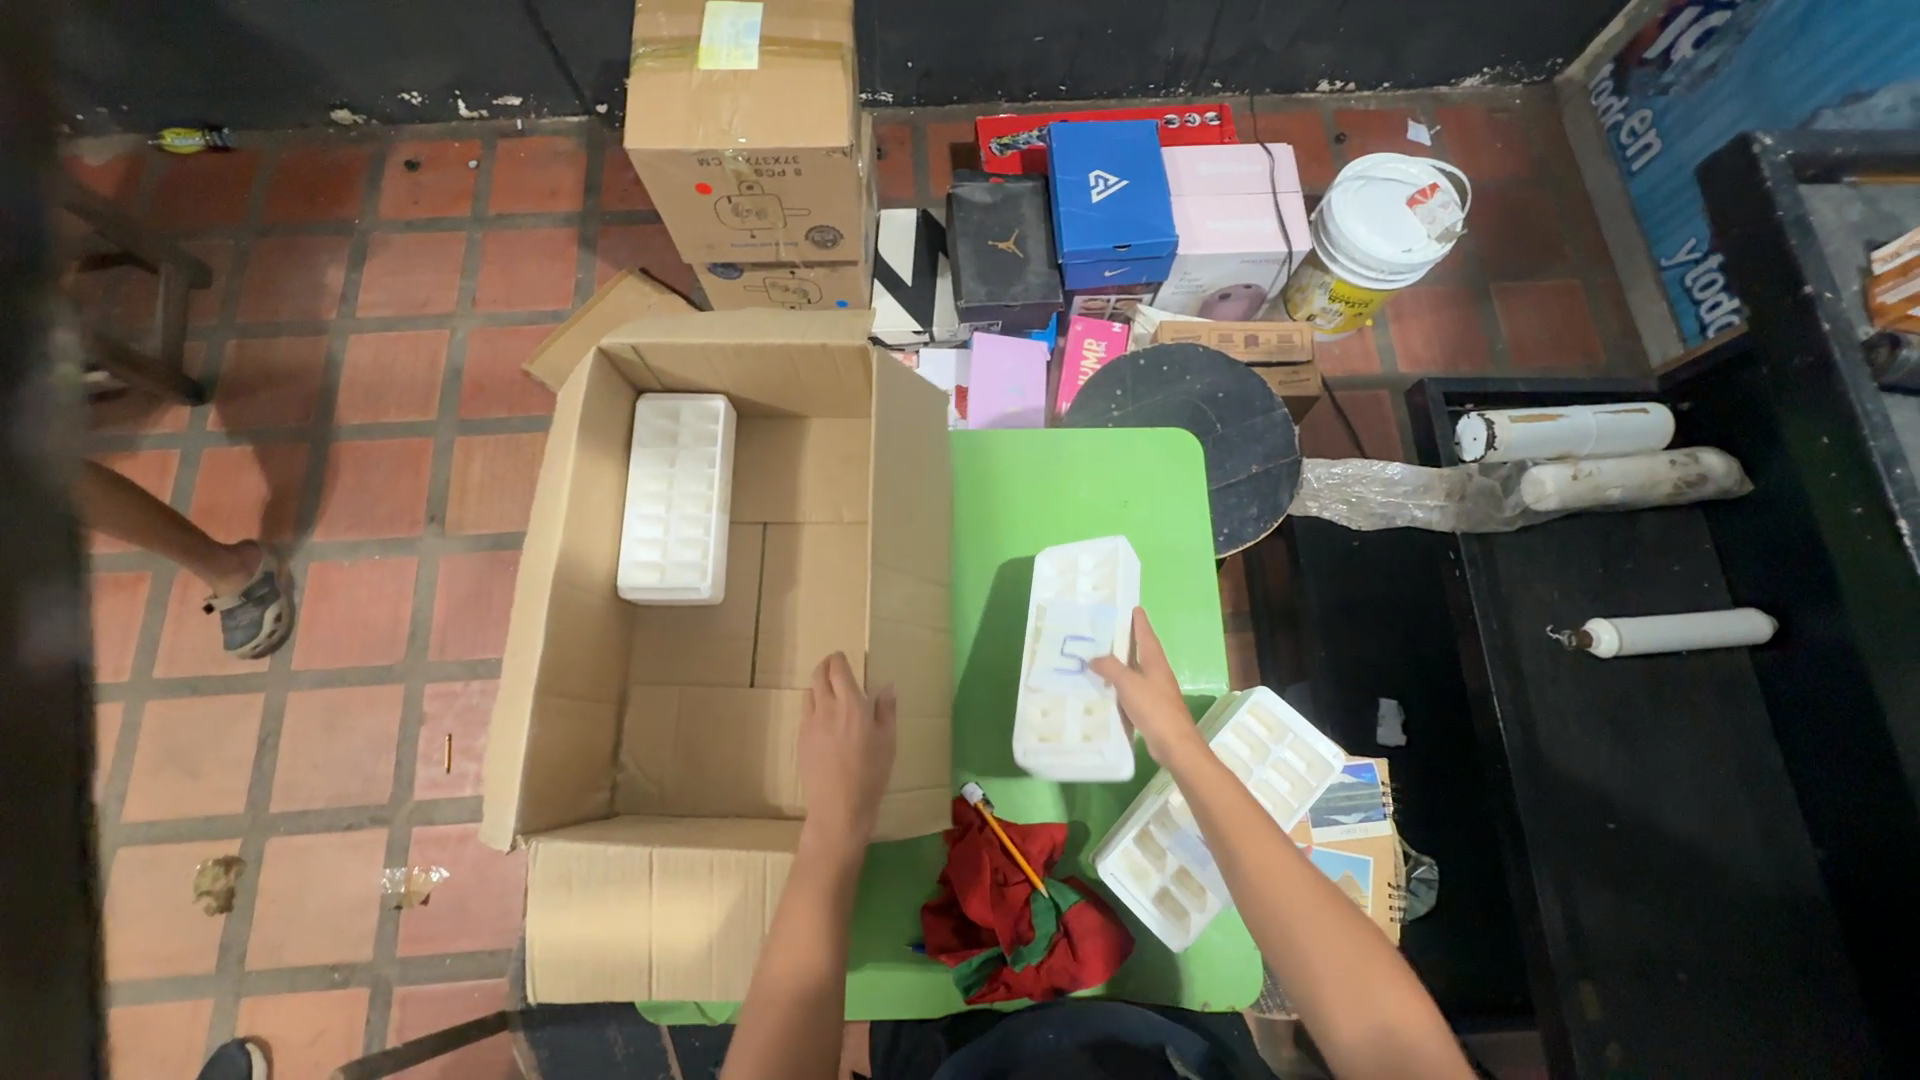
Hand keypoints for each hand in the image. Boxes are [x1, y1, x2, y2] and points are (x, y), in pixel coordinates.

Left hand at [799, 652, 896, 844]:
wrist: (839, 806)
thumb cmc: (871, 773)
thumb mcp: (888, 741)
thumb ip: (886, 710)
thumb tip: (888, 686)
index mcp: (851, 705)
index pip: (838, 669)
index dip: (838, 659)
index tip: (843, 658)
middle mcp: (827, 708)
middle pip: (818, 675)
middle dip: (825, 666)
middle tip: (834, 667)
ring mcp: (810, 724)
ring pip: (809, 692)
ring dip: (818, 685)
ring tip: (828, 691)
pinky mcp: (801, 739)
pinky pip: (805, 713)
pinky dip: (813, 706)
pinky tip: (823, 718)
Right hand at [1090, 607, 1204, 764]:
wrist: (1174, 743)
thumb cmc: (1154, 708)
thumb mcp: (1128, 683)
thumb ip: (1110, 668)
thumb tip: (1093, 658)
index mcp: (1155, 661)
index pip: (1146, 634)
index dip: (1139, 621)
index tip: (1132, 607)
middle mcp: (1157, 672)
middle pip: (1141, 650)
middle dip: (1126, 640)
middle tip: (1106, 631)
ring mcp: (1155, 690)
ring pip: (1135, 671)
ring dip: (1121, 664)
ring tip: (1099, 657)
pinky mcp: (1150, 707)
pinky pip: (1131, 690)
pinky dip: (1119, 685)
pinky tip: (1105, 689)